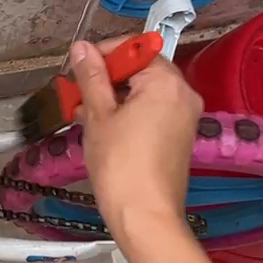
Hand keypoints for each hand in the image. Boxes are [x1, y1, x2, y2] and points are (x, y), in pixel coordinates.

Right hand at [69, 37, 202, 233]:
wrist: (144, 214)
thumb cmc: (121, 166)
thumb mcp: (98, 114)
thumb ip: (91, 76)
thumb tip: (83, 48)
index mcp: (166, 83)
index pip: (134, 48)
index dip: (103, 55)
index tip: (79, 69)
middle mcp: (183, 94)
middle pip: (141, 68)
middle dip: (107, 77)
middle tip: (78, 94)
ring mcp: (184, 116)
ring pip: (144, 90)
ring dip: (114, 96)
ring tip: (85, 114)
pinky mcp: (179, 135)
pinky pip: (152, 109)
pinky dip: (128, 112)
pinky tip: (104, 128)